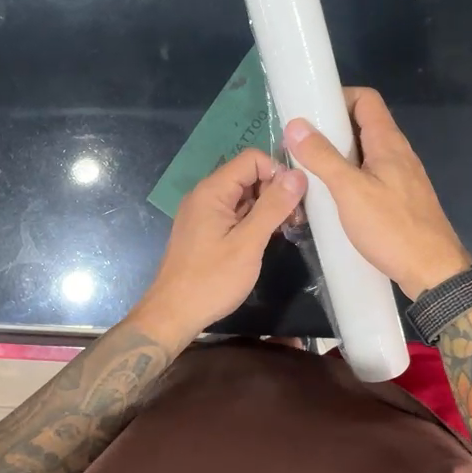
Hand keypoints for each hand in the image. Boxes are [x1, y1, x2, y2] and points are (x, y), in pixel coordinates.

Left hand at [129, 148, 306, 346]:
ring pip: (242, 197)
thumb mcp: (248, 243)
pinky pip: (233, 214)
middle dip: (274, 191)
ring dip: (265, 208)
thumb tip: (298, 175)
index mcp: (212, 191)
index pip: (251, 159)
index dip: (277, 173)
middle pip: (247, 176)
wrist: (173, 313)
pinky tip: (265, 240)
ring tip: (285, 232)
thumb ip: (273, 207)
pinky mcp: (204, 231)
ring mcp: (203, 214)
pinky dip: (252, 221)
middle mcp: (205, 195)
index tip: (295, 200)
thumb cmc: (211, 280)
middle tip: (294, 221)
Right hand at [283, 87, 470, 299]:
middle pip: (363, 126)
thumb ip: (323, 157)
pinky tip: (332, 199)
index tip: (309, 114)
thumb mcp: (349, 191)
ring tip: (309, 173)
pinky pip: (370, 177)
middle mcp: (398, 154)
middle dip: (331, 130)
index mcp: (389, 143)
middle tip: (300, 147)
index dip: (338, 97)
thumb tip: (296, 125)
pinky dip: (349, 179)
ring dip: (337, 157)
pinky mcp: (399, 200)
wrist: (433, 272)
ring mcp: (401, 178)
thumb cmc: (391, 228)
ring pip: (365, 154)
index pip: (366, 99)